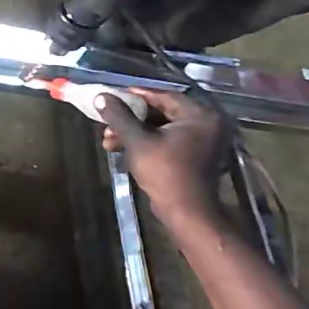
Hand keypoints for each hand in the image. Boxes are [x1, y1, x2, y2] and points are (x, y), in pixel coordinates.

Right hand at [97, 87, 230, 218]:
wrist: (187, 214)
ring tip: (109, 141)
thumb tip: (101, 97)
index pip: (164, 96)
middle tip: (108, 121)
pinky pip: (169, 142)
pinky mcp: (196, 158)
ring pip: (163, 129)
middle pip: (163, 113)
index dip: (136, 95)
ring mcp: (203, 142)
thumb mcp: (138, 142)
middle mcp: (206, 124)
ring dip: (135, 133)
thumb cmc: (165, 174)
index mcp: (199, 115)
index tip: (114, 95)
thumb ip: (120, 117)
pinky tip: (124, 150)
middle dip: (131, 119)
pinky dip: (148, 144)